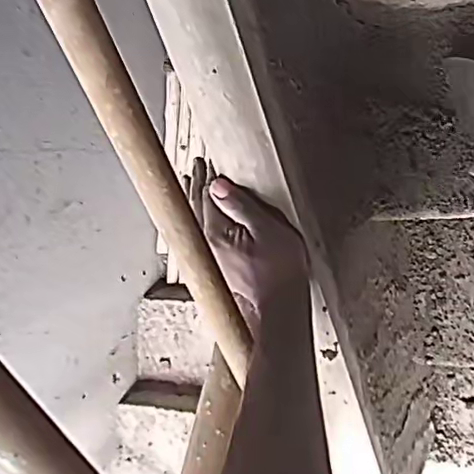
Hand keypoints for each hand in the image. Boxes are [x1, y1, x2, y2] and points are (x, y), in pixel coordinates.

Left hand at [204, 177, 308, 318]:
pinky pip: (203, 234)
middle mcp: (206, 246)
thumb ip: (242, 207)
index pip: (205, 196)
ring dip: (195, 202)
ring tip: (194, 187)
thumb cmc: (279, 273)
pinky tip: (206, 220)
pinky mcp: (217, 268)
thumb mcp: (268, 231)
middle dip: (195, 187)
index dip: (206, 177)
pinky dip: (202, 219)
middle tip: (196, 168)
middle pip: (195, 209)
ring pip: (197, 222)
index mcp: (215, 233)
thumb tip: (217, 185)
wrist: (278, 311)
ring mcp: (210, 258)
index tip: (204, 161)